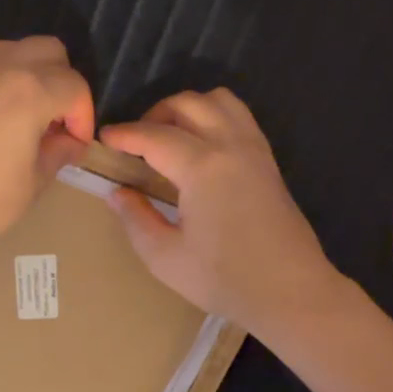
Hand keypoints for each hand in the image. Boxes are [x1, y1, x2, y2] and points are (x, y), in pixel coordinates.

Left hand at [0, 38, 94, 247]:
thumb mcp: (30, 185)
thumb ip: (56, 154)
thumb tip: (69, 141)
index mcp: (30, 91)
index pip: (74, 86)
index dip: (83, 116)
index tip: (75, 144)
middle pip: (48, 51)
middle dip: (61, 83)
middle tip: (54, 122)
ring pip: (11, 51)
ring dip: (27, 76)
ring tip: (20, 117)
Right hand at [99, 89, 349, 338]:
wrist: (288, 291)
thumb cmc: (223, 279)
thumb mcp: (165, 258)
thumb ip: (136, 220)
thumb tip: (117, 193)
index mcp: (202, 167)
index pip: (155, 136)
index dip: (125, 135)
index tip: (104, 139)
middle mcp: (230, 145)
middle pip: (188, 104)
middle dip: (155, 115)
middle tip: (135, 143)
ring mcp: (255, 150)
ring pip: (219, 101)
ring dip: (188, 109)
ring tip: (169, 138)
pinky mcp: (268, 162)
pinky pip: (239, 118)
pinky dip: (213, 118)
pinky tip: (200, 149)